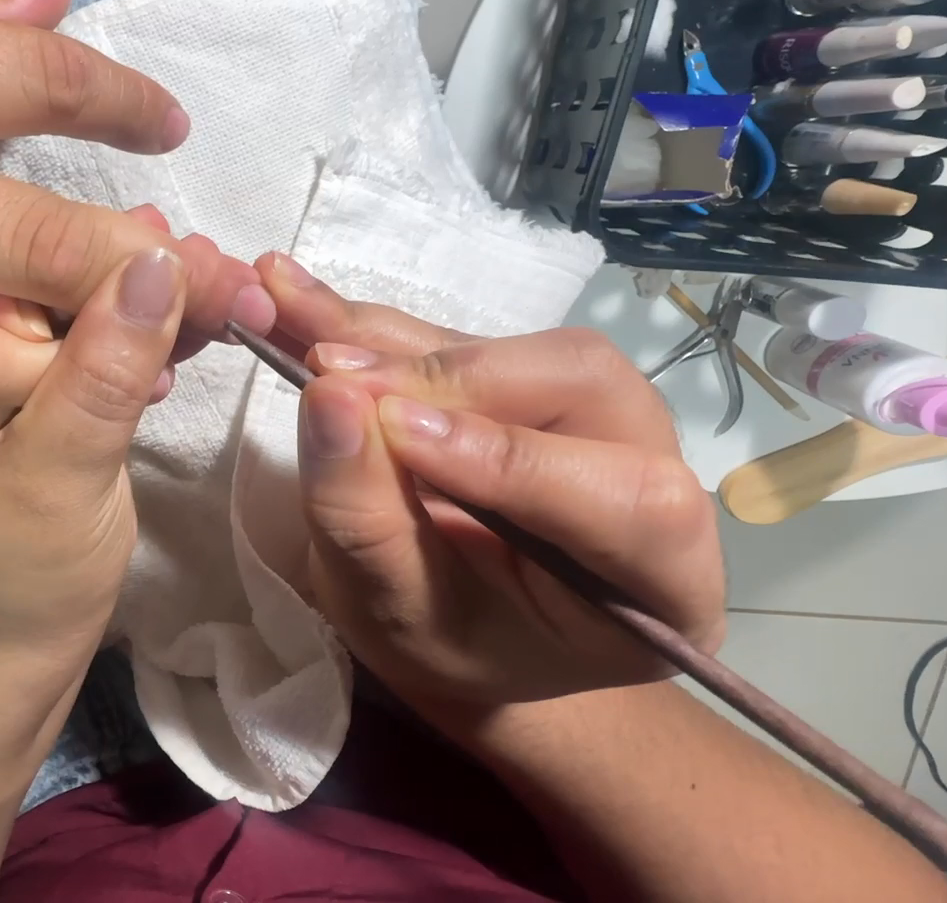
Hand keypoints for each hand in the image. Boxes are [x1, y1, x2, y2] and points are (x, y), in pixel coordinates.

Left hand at [0, 250, 182, 642]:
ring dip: (152, 285)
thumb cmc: (35, 567)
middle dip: (129, 266)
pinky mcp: (33, 364)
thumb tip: (154, 268)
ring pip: (70, 292)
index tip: (172, 257)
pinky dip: (149, 312)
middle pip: (33, 279)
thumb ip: (100, 383)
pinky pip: (91, 320)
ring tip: (220, 282)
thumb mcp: (61, 481)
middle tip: (212, 268)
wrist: (47, 608)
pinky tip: (195, 304)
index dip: (80, 262)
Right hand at [271, 260, 724, 707]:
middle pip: (576, 382)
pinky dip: (363, 324)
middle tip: (327, 378)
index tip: (390, 433)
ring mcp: (577, 413)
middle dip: (440, 377)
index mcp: (658, 578)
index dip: (508, 457)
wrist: (443, 625)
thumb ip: (362, 516)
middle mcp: (637, 467)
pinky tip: (298, 301)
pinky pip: (445, 337)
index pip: (629, 499)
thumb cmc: (436, 644)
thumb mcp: (391, 610)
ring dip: (384, 336)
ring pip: (501, 341)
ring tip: (288, 316)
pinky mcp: (511, 378)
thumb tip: (327, 397)